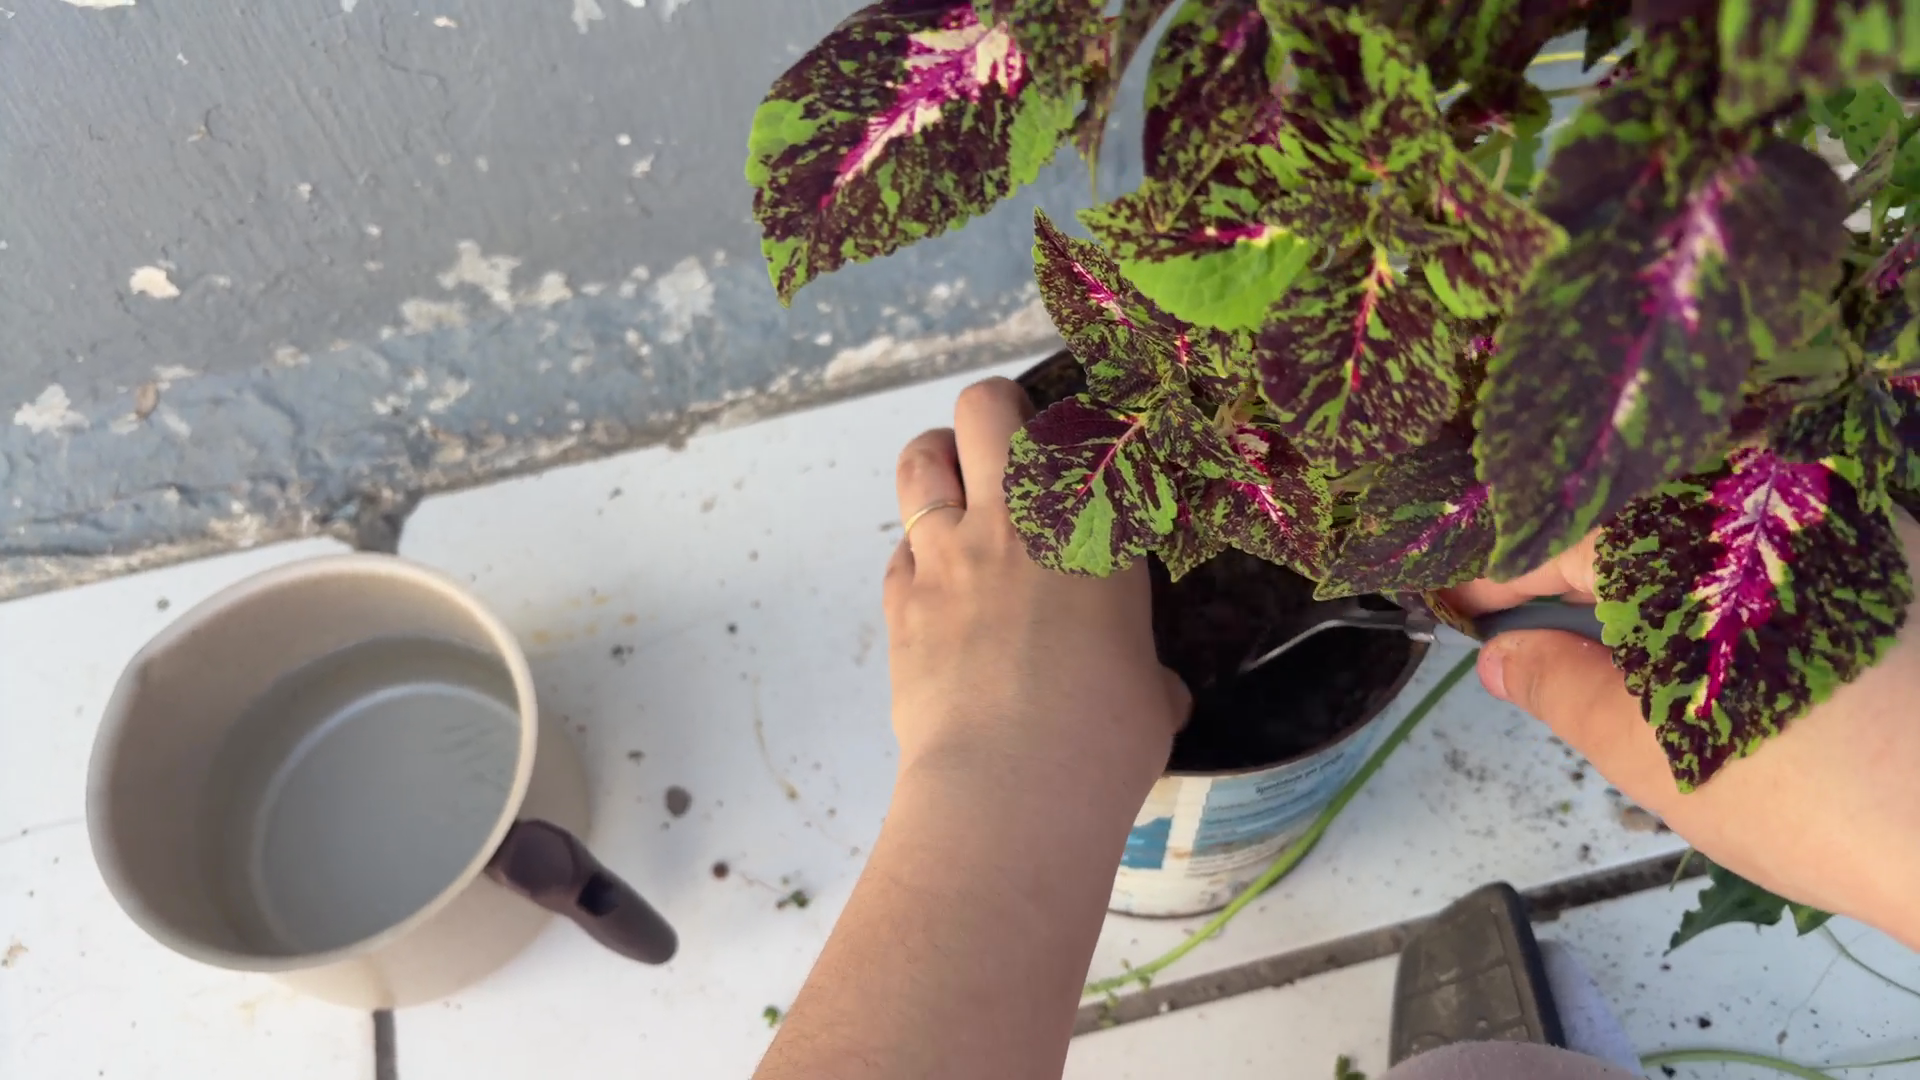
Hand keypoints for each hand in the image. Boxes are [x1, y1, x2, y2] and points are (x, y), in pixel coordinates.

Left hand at [883, 378, 1187, 787]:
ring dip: (937, 462)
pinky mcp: (900, 596)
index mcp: (1094, 529)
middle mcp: (1015, 518)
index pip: (1087, 432)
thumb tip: (1154, 691)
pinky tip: (936, 592)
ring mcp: (947, 551)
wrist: (1012, 786)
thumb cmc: (1106, 738)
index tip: (1088, 453)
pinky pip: (899, 548)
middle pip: (986, 406)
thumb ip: (1146, 674)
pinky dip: (918, 557)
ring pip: (919, 458)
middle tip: (1010, 448)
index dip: (1086, 430)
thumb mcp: (1150, 697)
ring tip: (954, 494)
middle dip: (997, 411)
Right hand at [1445, 517, 1919, 947]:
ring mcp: (1845, 527)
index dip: (1496, 579)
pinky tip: (1714, 638)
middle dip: (1565, 578)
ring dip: (1637, 580)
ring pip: (1693, 533)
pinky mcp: (1900, 561)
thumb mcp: (1645, 747)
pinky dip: (1710, 583)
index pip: (1555, 543)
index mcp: (1690, 537)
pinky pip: (1764, 547)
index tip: (1462, 606)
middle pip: (1623, 525)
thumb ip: (1553, 685)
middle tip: (1533, 630)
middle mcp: (1772, 505)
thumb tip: (1502, 655)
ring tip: (1619, 641)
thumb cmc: (1817, 795)